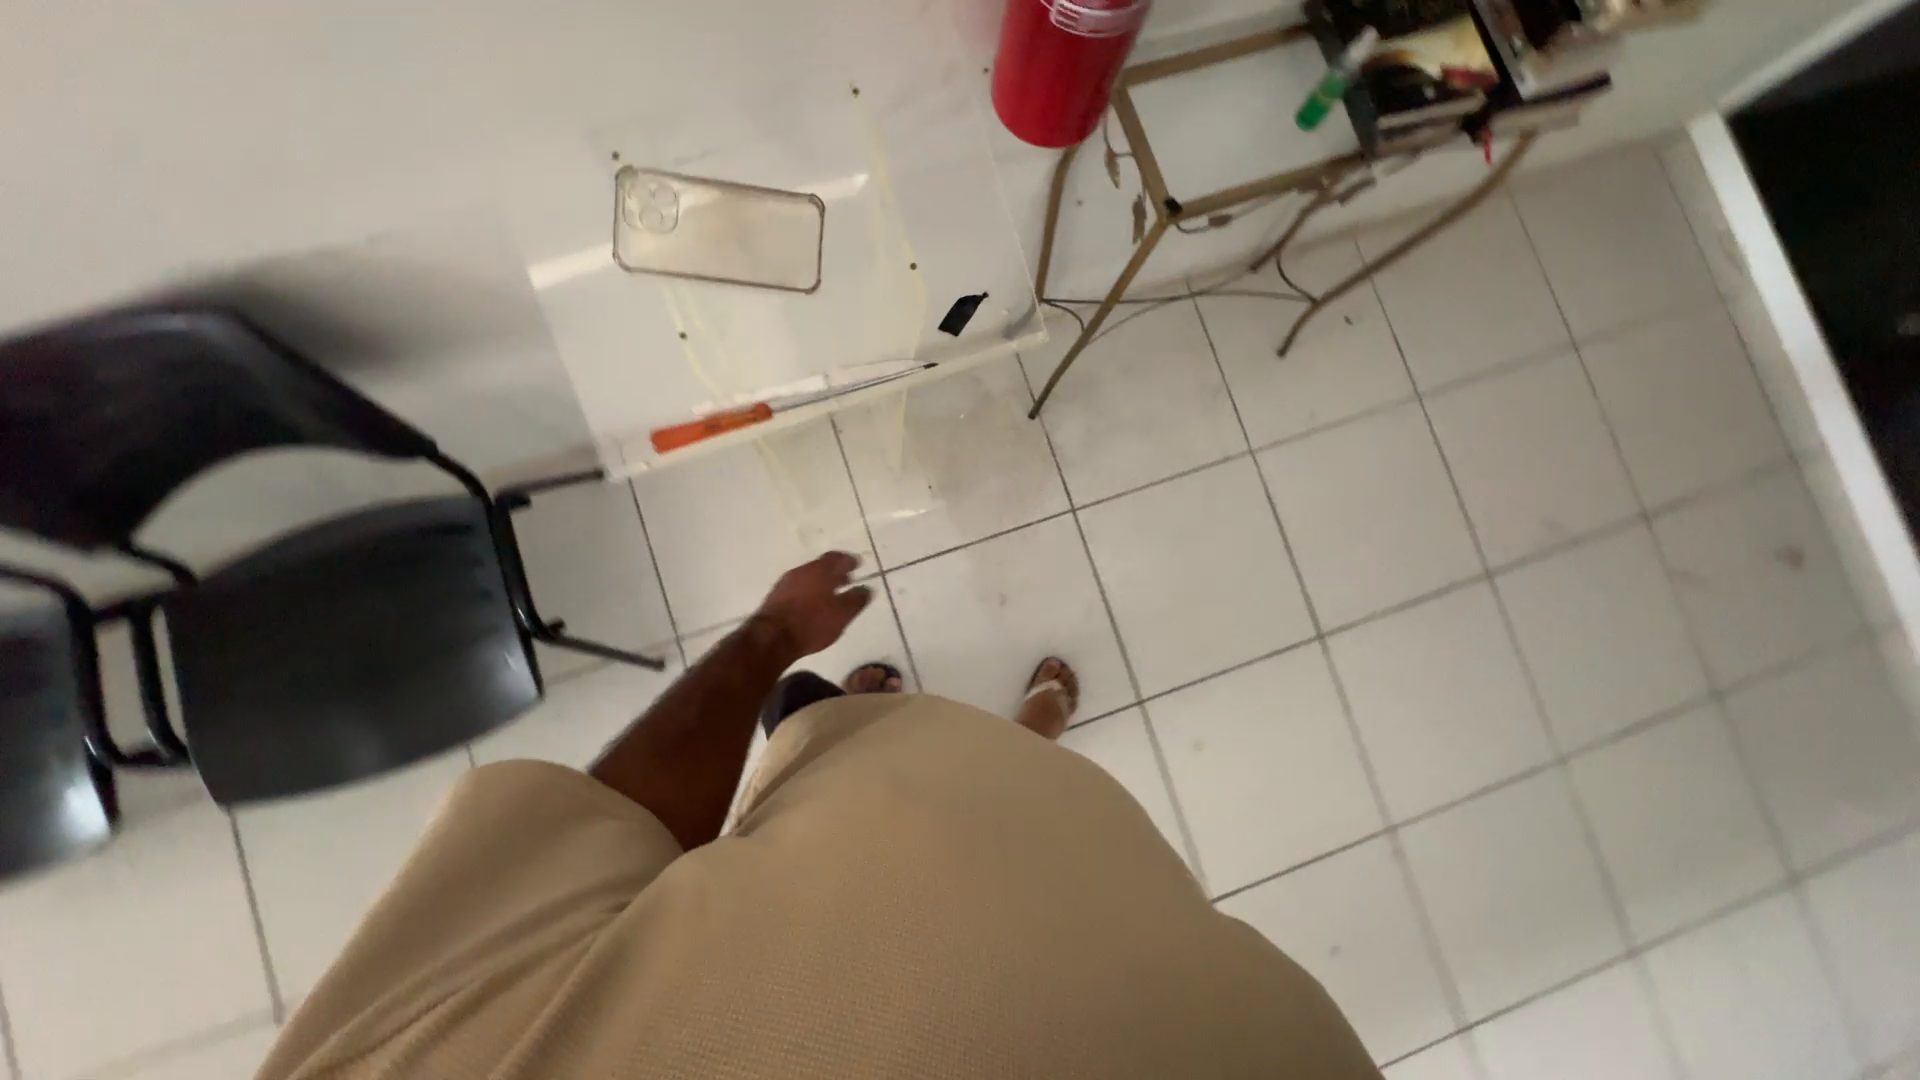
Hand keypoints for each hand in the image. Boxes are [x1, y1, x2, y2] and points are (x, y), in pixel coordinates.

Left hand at [753, 552, 873, 661]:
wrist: (771, 638)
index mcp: (819, 570)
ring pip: (808, 578)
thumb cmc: (812, 623)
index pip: (836, 557)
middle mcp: (801, 571)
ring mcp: (785, 584)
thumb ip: (856, 599)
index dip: (848, 560)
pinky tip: (812, 606)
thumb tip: (867, 588)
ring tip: (831, 595)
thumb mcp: (842, 614)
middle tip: (847, 579)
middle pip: (821, 567)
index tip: (857, 564)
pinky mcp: (775, 599)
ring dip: (821, 583)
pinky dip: (808, 593)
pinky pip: (797, 590)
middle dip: (835, 572)